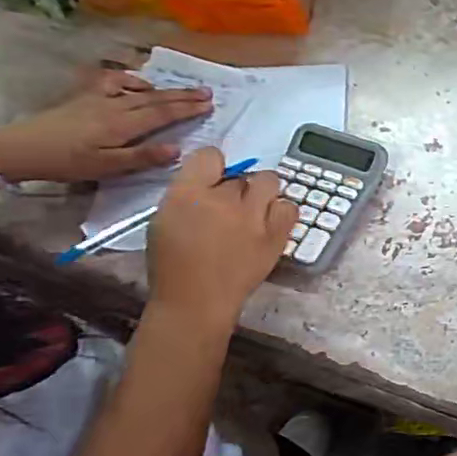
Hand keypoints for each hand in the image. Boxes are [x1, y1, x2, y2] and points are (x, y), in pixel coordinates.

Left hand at [0, 69, 212, 182]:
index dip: (188, 109)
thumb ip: (143, 157)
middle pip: (155, 98)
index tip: (210, 104)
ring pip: (138, 90)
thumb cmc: (66, 162)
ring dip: (163, 89)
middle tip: (206, 91)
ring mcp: (97, 99)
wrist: (18, 148)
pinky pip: (113, 83)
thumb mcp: (107, 167)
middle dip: (183, 95)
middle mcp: (113, 107)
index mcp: (122, 125)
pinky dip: (131, 81)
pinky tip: (138, 84)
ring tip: (182, 89)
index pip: (163, 114)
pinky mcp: (84, 98)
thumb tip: (178, 149)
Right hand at [147, 148, 296, 321]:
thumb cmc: (174, 262)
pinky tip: (269, 223)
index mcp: (187, 194)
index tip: (214, 177)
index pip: (209, 155)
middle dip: (238, 185)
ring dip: (262, 192)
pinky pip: (289, 207)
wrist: (198, 299)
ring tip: (255, 210)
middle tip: (234, 204)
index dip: (214, 164)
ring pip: (269, 182)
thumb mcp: (167, 218)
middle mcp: (224, 200)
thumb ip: (190, 194)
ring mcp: (254, 217)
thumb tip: (213, 182)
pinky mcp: (276, 235)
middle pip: (242, 173)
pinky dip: (281, 211)